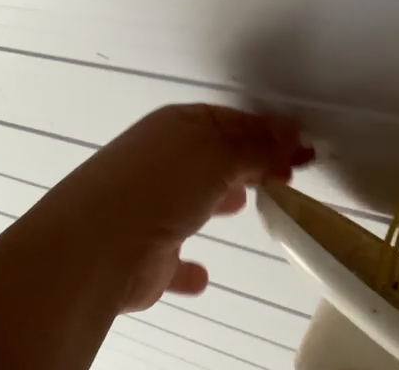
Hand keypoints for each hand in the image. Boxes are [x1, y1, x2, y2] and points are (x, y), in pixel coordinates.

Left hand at [47, 104, 314, 310]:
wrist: (98, 245)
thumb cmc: (160, 185)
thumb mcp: (220, 151)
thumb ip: (257, 145)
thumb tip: (289, 132)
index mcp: (178, 126)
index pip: (231, 121)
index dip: (267, 131)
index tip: (299, 146)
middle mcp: (162, 160)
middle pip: (213, 155)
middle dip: (248, 160)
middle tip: (284, 171)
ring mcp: (150, 206)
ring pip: (192, 197)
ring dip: (219, 199)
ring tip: (248, 202)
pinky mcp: (145, 255)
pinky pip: (172, 258)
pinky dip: (187, 266)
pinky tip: (202, 276)